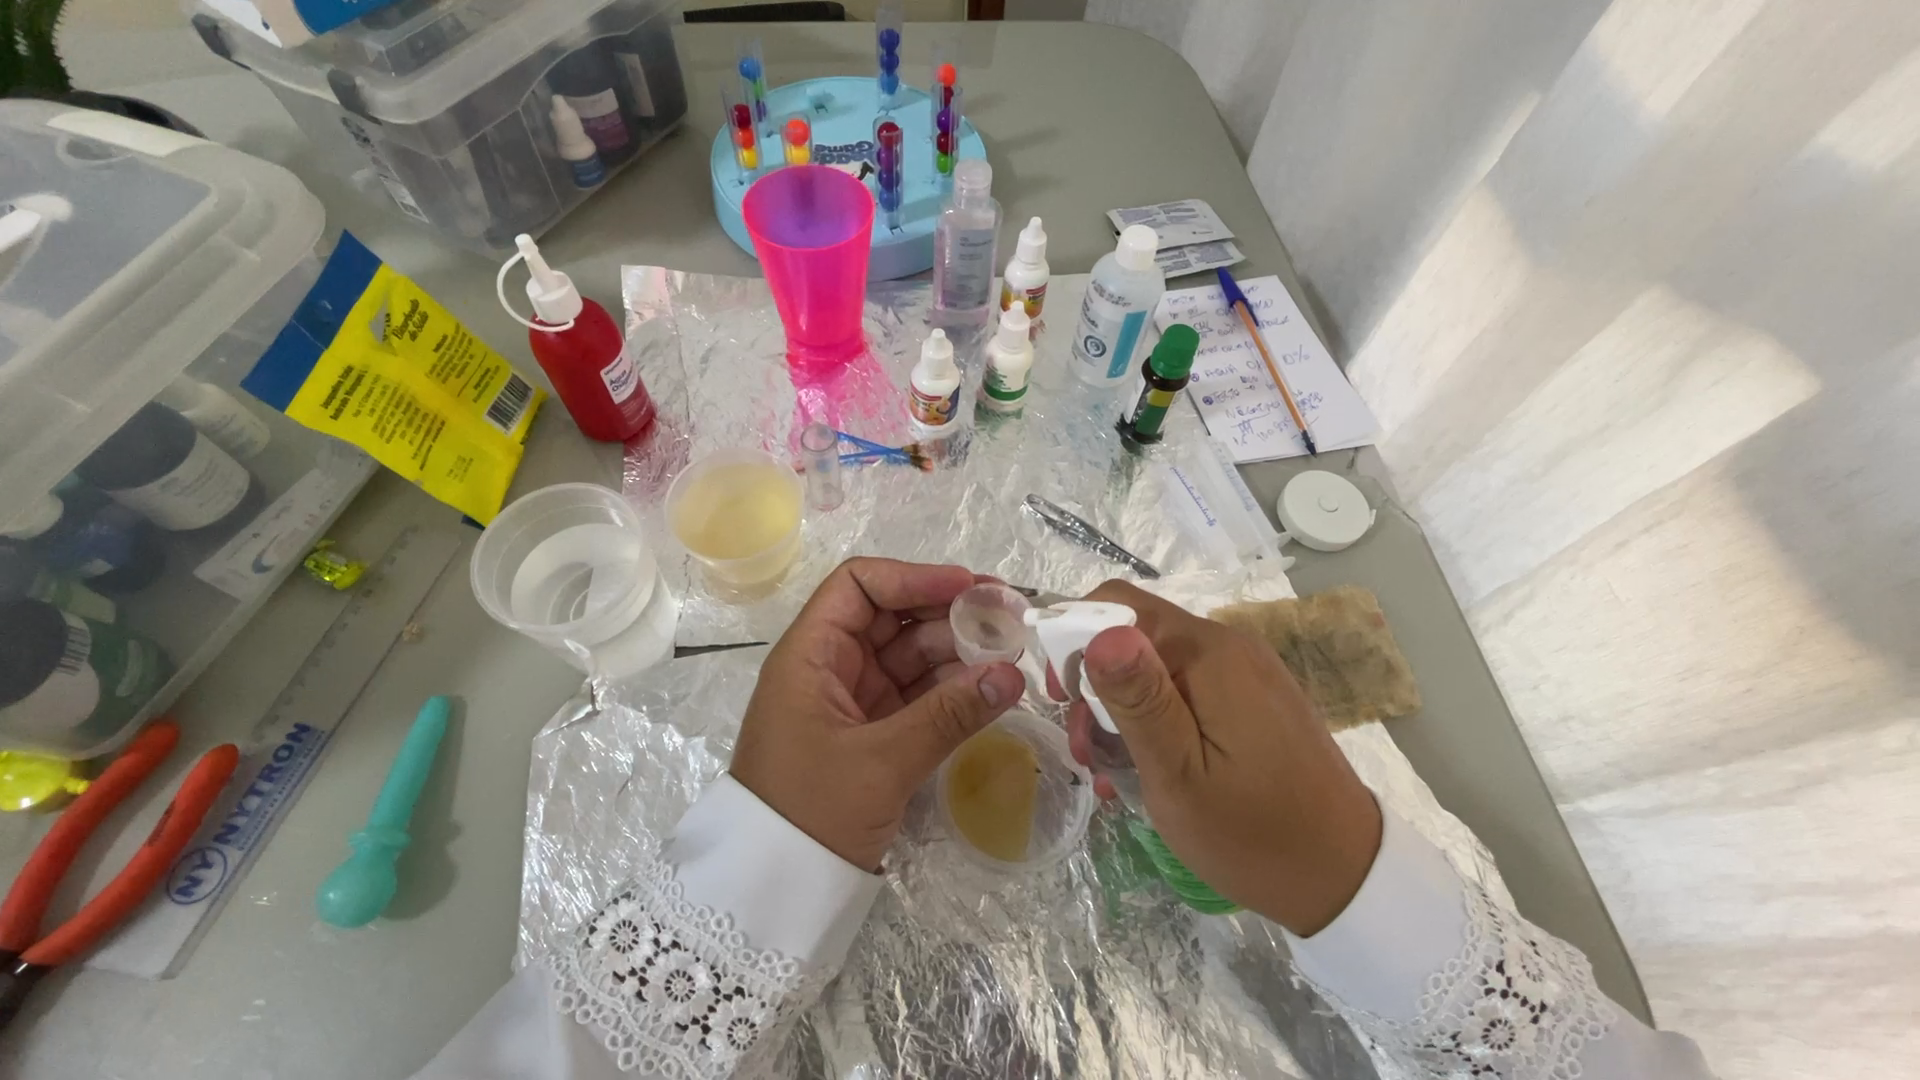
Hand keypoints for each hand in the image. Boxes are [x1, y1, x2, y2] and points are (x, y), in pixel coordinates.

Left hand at [731, 558, 1026, 871]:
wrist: (776, 891)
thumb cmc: (813, 812)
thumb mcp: (881, 761)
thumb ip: (948, 714)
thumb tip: (1013, 674)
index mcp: (811, 655)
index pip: (859, 586)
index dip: (913, 577)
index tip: (968, 589)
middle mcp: (830, 667)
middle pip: (891, 617)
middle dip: (948, 613)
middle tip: (1008, 617)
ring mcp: (852, 701)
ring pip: (909, 657)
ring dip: (956, 651)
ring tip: (1010, 653)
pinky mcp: (871, 734)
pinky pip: (915, 695)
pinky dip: (949, 689)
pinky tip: (989, 688)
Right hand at [1064, 581, 1381, 935]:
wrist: (1347, 877)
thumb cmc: (1253, 834)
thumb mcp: (1178, 774)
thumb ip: (1138, 699)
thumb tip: (1099, 630)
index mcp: (1209, 653)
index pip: (1117, 604)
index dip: (1075, 640)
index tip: (1063, 700)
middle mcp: (1229, 647)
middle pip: (1135, 638)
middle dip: (1098, 689)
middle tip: (1088, 755)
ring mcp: (1246, 673)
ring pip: (1157, 668)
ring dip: (1124, 713)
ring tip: (1114, 775)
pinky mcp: (1254, 700)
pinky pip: (1188, 692)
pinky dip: (1158, 722)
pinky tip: (1152, 771)